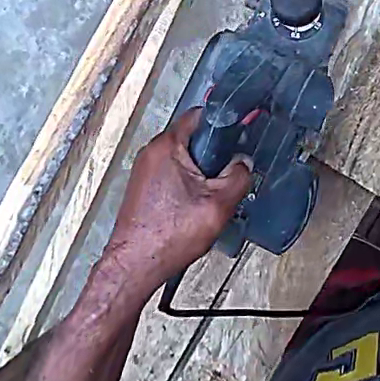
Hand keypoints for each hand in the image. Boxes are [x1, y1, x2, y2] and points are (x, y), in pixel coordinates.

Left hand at [98, 109, 251, 293]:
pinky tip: (196, 204)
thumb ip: (239, 176)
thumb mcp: (219, 204)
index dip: (224, 120)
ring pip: (184, 156)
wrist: (135, 266)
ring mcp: (145, 170)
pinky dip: (188, 182)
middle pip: (193, 136)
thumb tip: (244, 164)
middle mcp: (152, 153)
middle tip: (226, 172)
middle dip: (214, 152)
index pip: (199, 114)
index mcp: (167, 147)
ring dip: (201, 170)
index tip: (240, 127)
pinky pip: (174, 172)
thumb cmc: (166, 237)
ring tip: (210, 194)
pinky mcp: (144, 186)